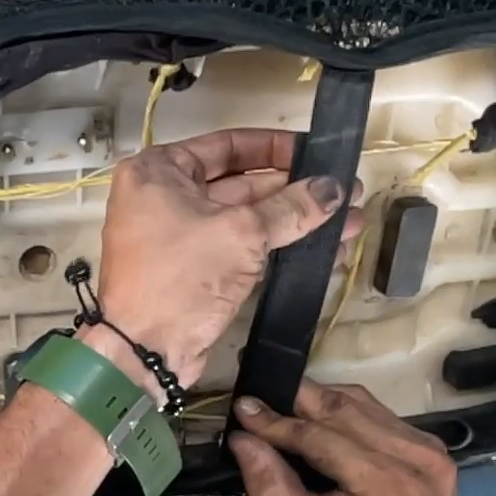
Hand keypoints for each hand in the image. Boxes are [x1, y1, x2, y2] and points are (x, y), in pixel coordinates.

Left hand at [95, 129, 360, 389]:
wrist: (145, 350)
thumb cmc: (179, 278)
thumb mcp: (240, 233)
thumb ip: (290, 207)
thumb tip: (333, 189)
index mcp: (157, 172)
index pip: (225, 145)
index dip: (275, 147)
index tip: (317, 152)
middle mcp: (162, 198)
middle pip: (239, 182)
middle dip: (295, 188)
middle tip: (347, 190)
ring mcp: (179, 236)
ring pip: (245, 218)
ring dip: (295, 219)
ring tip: (351, 220)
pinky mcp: (195, 270)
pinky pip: (241, 247)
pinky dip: (278, 246)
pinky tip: (326, 247)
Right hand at [228, 381, 456, 495]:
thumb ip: (270, 484)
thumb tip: (241, 439)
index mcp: (388, 485)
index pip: (320, 438)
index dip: (277, 422)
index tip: (242, 409)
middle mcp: (415, 456)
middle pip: (341, 408)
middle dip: (293, 398)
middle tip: (257, 397)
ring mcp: (427, 445)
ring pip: (358, 402)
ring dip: (315, 399)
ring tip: (281, 404)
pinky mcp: (428, 441)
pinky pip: (374, 410)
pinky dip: (339, 407)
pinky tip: (316, 415)